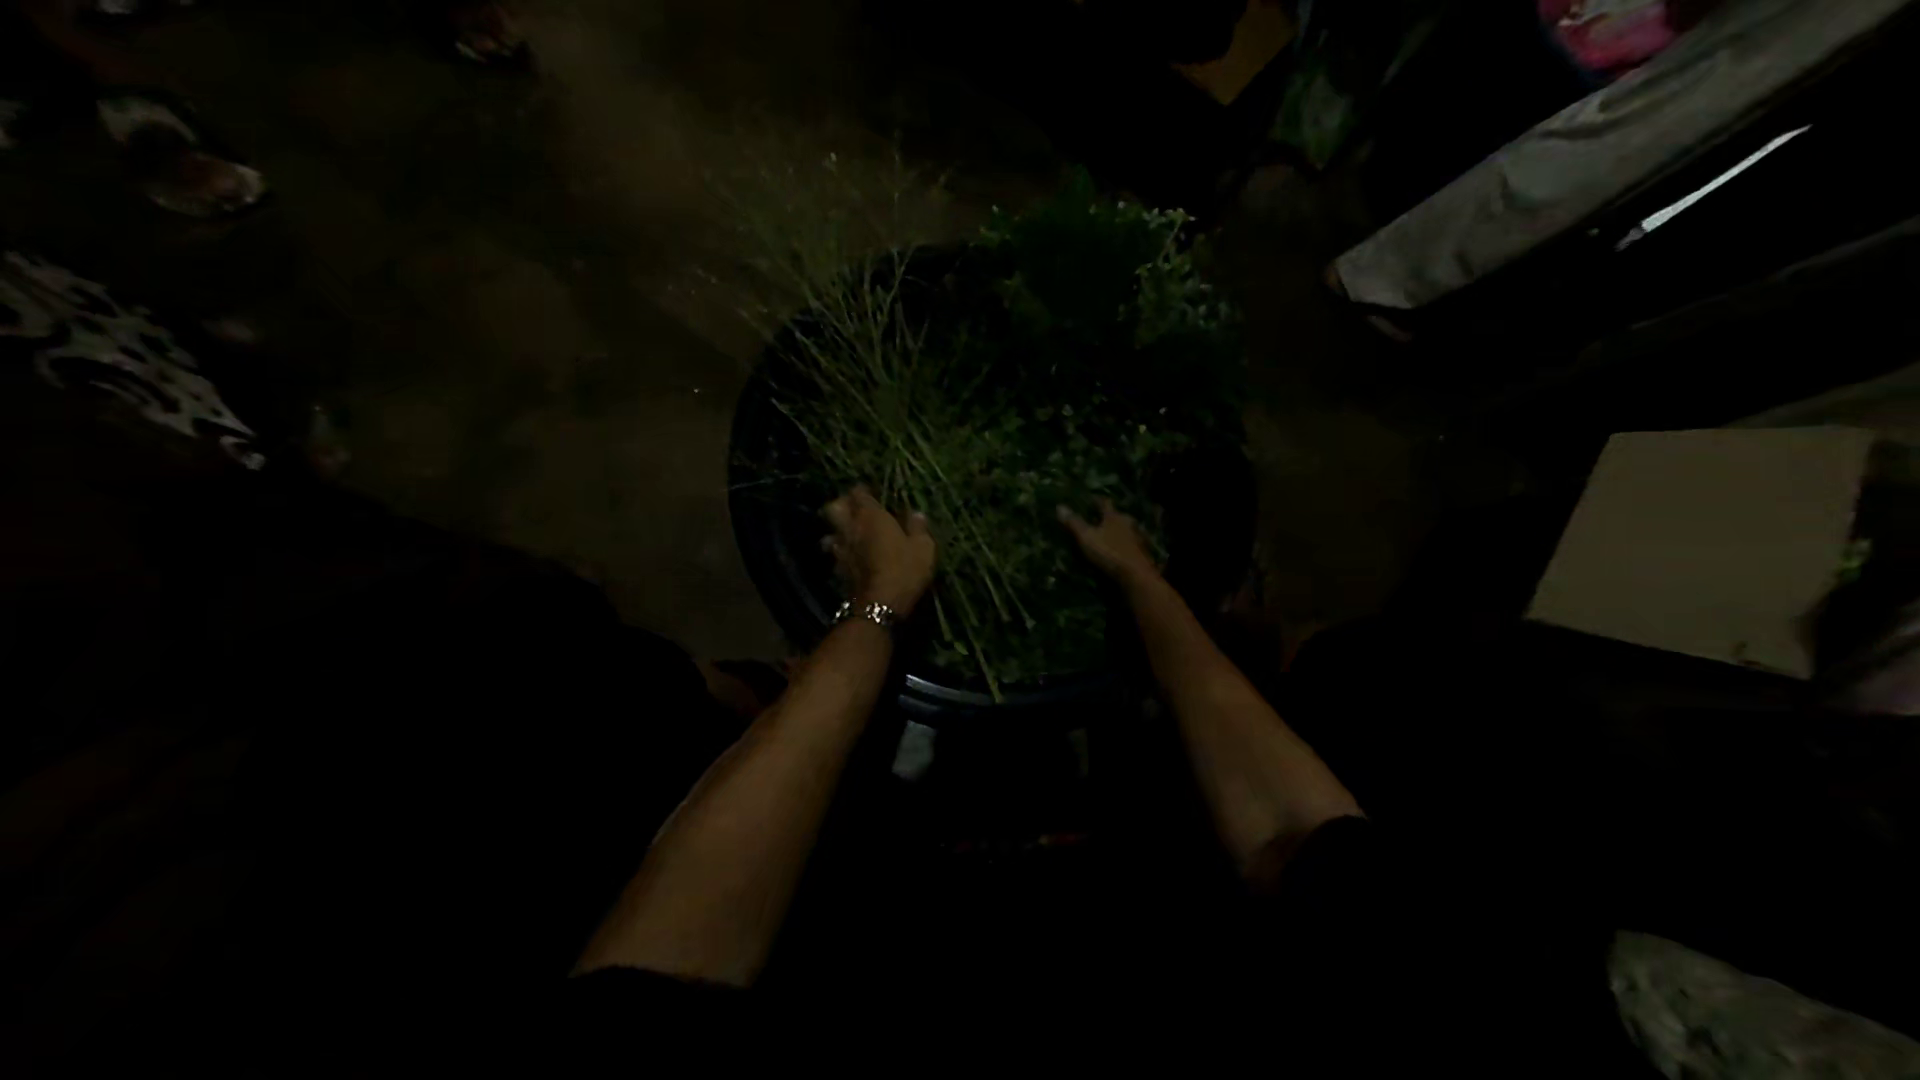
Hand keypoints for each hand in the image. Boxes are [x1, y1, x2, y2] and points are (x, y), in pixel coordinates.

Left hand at [823, 486, 936, 615]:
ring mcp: (841, 550)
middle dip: (841, 505)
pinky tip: (850, 557)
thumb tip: (916, 513)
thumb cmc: (904, 570)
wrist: (880, 605)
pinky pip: (834, 554)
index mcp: (870, 516)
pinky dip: (840, 552)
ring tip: (849, 534)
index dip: (862, 491)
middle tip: (854, 510)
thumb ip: (918, 528)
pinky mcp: (837, 570)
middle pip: (834, 507)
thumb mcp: (923, 547)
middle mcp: (850, 528)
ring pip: (829, 532)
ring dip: (836, 530)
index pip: (858, 493)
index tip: (870, 492)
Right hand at [1057, 498, 1159, 586]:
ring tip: (1106, 534)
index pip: (1105, 503)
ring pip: (1125, 529)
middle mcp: (1128, 523)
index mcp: (1114, 516)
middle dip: (1108, 516)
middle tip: (1097, 518)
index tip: (1090, 499)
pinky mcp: (1141, 552)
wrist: (1136, 575)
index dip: (1096, 500)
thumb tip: (1059, 506)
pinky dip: (1122, 544)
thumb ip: (1074, 523)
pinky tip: (1117, 550)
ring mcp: (1137, 538)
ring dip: (1116, 531)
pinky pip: (1129, 543)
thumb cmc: (1109, 552)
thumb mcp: (1087, 537)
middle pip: (1117, 516)